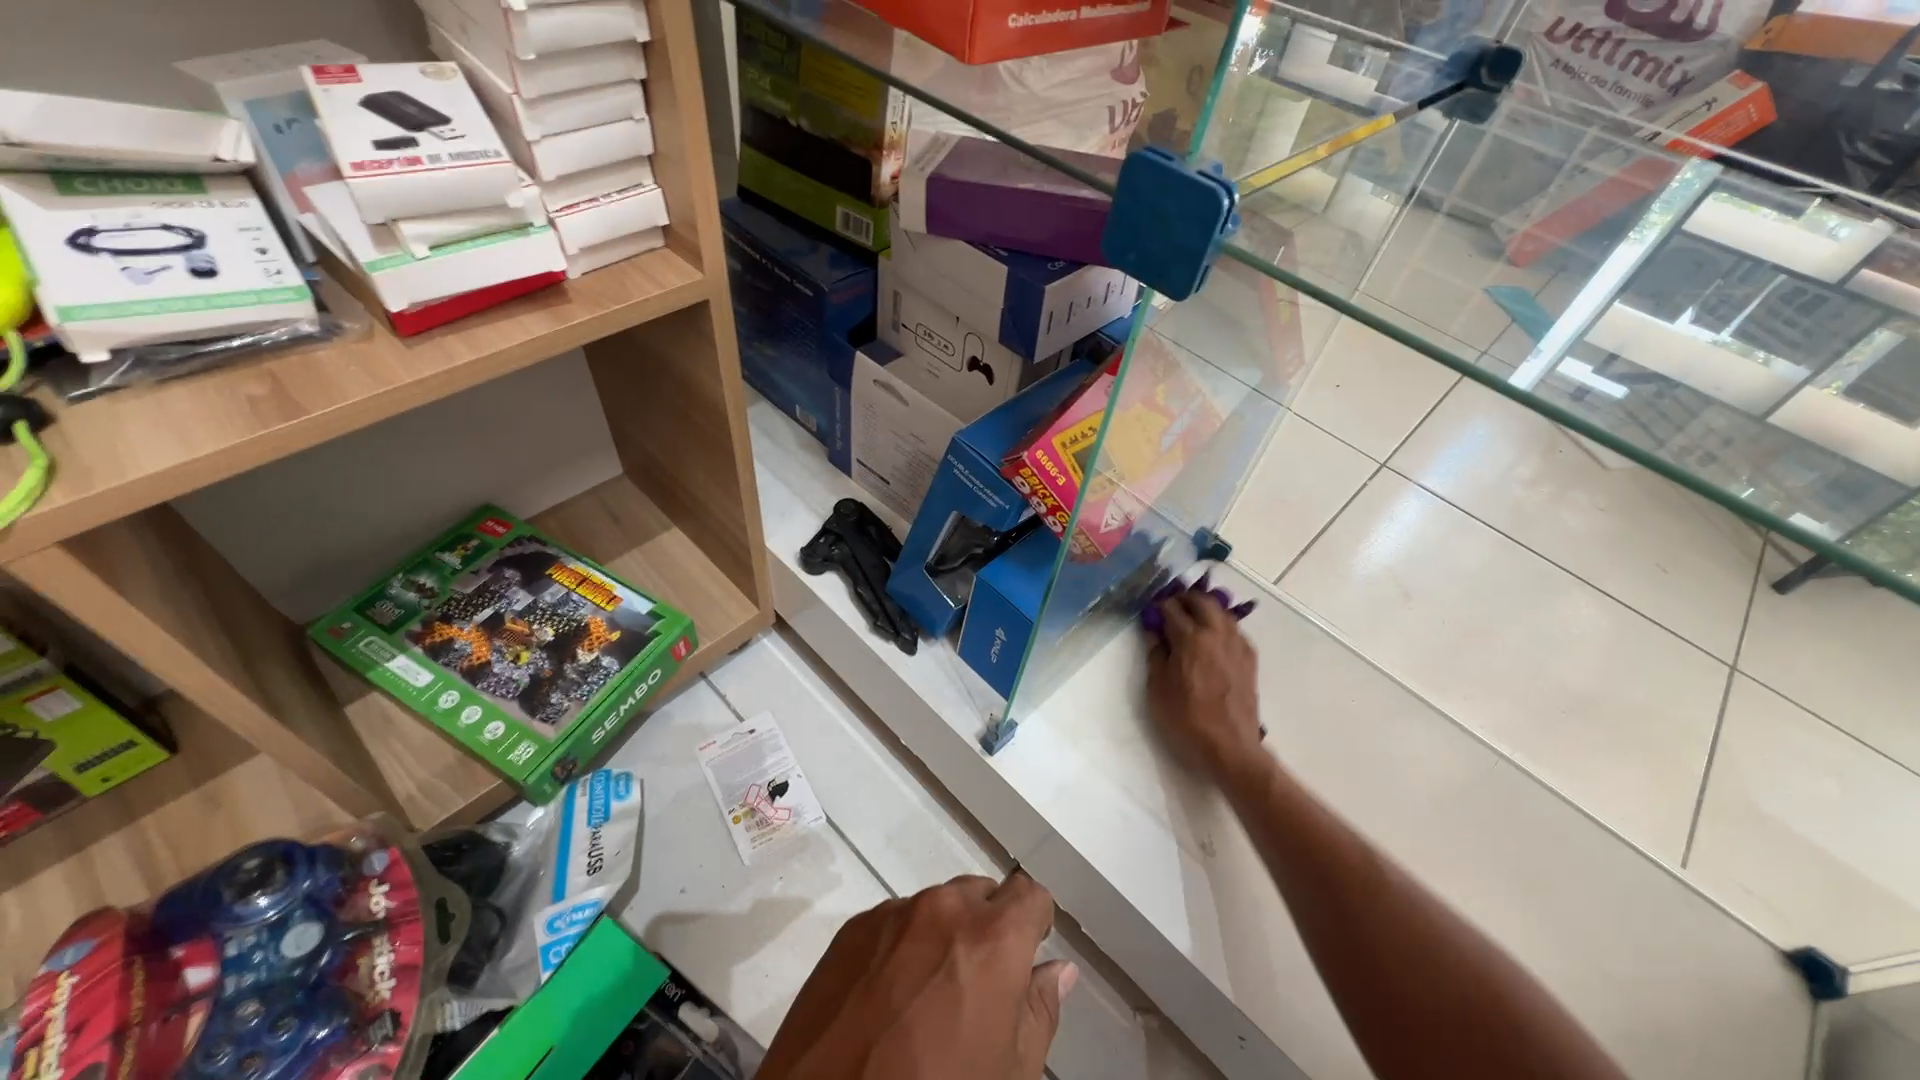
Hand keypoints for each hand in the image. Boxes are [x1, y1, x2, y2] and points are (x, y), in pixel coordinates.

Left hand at [758, 871, 1077, 1079]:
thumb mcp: (1011, 1070)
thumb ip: (1041, 1010)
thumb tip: (1057, 972)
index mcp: (993, 937)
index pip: (1031, 894)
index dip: (1035, 922)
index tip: (1029, 950)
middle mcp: (943, 909)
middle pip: (981, 894)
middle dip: (989, 925)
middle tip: (979, 981)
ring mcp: (891, 916)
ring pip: (935, 905)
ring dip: (943, 933)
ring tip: (930, 990)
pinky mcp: (850, 931)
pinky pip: (893, 922)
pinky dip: (901, 944)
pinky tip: (891, 994)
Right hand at [1147, 587, 1264, 784]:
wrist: (1230, 747)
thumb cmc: (1186, 720)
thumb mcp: (1158, 688)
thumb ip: (1155, 653)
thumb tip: (1153, 630)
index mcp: (1191, 639)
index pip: (1172, 608)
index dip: (1158, 606)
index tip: (1150, 611)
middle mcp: (1217, 633)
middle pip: (1201, 601)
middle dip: (1183, 599)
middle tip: (1169, 609)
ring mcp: (1237, 644)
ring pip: (1221, 611)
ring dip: (1204, 609)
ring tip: (1190, 620)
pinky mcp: (1249, 658)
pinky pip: (1233, 629)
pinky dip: (1219, 624)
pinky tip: (1210, 639)